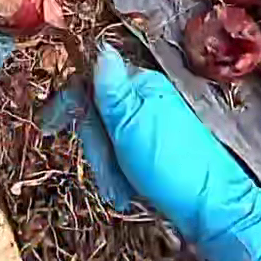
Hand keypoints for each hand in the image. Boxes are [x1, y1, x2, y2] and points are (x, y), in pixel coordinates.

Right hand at [49, 44, 260, 260]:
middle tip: (112, 168)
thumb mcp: (132, 125)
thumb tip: (99, 49)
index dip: (70, 103)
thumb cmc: (173, 165)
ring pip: (105, 143)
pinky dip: (121, 179)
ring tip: (126, 187)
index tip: (48, 125)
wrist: (212, 212)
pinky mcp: (152, 154)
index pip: (92, 81)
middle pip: (96, 115)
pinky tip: (133, 193)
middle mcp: (145, 102)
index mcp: (142, 85)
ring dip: (108, 168)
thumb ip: (111, 89)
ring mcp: (149, 129)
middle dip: (97, 147)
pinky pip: (120, 161)